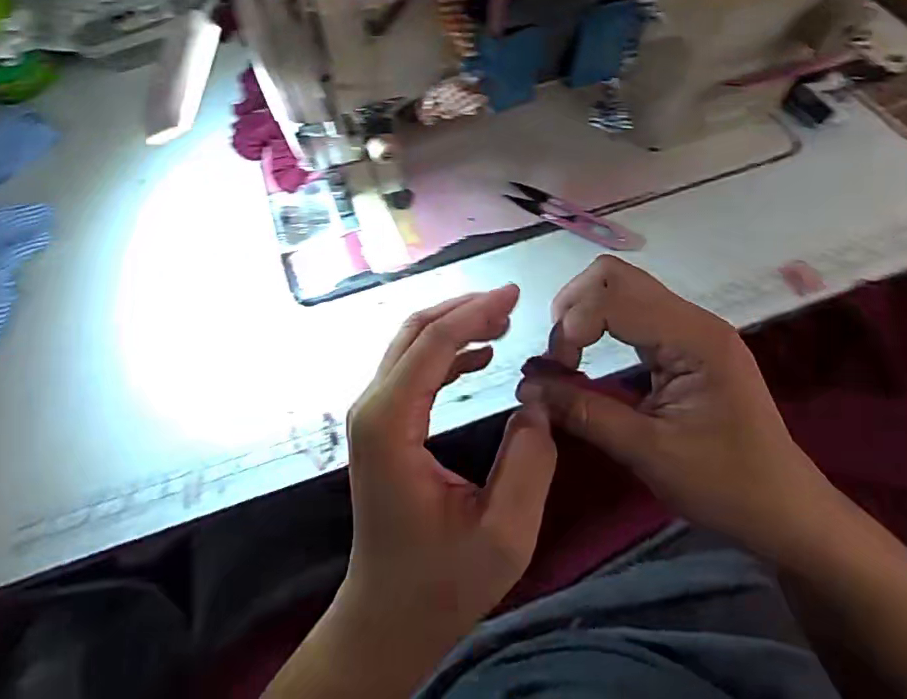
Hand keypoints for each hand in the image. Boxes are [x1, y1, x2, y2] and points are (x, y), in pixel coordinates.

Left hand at [340, 284, 557, 645]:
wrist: (388, 612)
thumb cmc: (443, 582)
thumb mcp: (505, 534)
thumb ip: (529, 462)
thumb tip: (536, 402)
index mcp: (390, 424)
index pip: (433, 345)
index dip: (475, 313)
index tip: (515, 294)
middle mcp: (371, 407)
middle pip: (414, 334)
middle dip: (463, 310)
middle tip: (513, 302)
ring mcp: (370, 414)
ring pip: (409, 347)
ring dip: (454, 327)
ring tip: (504, 321)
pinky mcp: (379, 425)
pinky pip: (410, 372)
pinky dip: (445, 355)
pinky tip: (480, 356)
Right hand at [516, 256, 841, 565]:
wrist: (788, 514)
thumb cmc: (727, 487)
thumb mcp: (648, 454)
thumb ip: (583, 412)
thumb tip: (525, 387)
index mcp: (695, 340)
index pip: (611, 299)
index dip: (571, 327)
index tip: (557, 371)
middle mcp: (693, 320)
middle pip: (612, 275)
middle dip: (572, 306)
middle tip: (558, 354)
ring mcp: (690, 327)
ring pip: (617, 285)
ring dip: (582, 311)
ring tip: (568, 354)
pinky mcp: (683, 340)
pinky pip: (628, 308)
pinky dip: (597, 321)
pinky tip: (588, 354)